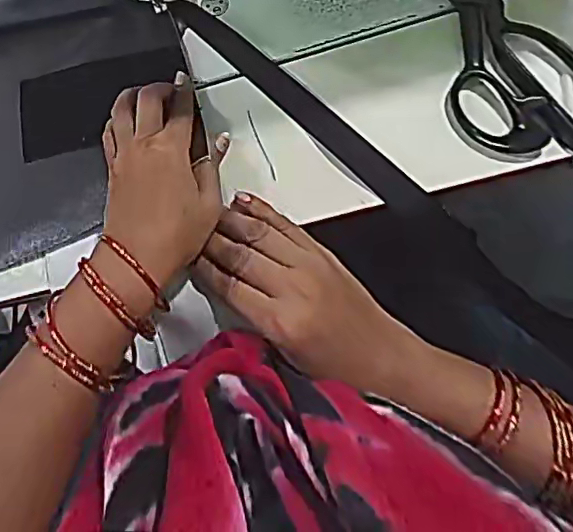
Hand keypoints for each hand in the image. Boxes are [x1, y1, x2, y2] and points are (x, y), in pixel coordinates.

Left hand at [100, 73, 227, 290]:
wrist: (136, 257)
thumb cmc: (173, 236)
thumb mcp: (209, 203)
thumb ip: (211, 167)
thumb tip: (217, 144)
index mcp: (171, 150)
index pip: (180, 109)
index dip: (186, 92)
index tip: (187, 84)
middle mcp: (143, 145)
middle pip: (147, 98)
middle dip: (160, 87)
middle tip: (170, 89)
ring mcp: (124, 154)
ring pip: (120, 108)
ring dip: (132, 95)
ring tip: (143, 95)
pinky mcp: (112, 166)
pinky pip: (109, 132)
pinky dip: (116, 119)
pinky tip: (122, 120)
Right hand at [192, 193, 430, 397]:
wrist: (387, 359)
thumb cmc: (340, 369)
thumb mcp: (286, 359)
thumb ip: (250, 324)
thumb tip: (218, 292)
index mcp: (283, 322)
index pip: (228, 285)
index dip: (202, 268)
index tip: (186, 258)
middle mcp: (295, 288)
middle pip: (239, 254)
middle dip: (209, 240)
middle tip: (188, 230)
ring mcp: (310, 265)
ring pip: (258, 231)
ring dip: (228, 220)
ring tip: (207, 212)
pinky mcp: (321, 252)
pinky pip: (284, 223)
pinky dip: (260, 210)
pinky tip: (242, 203)